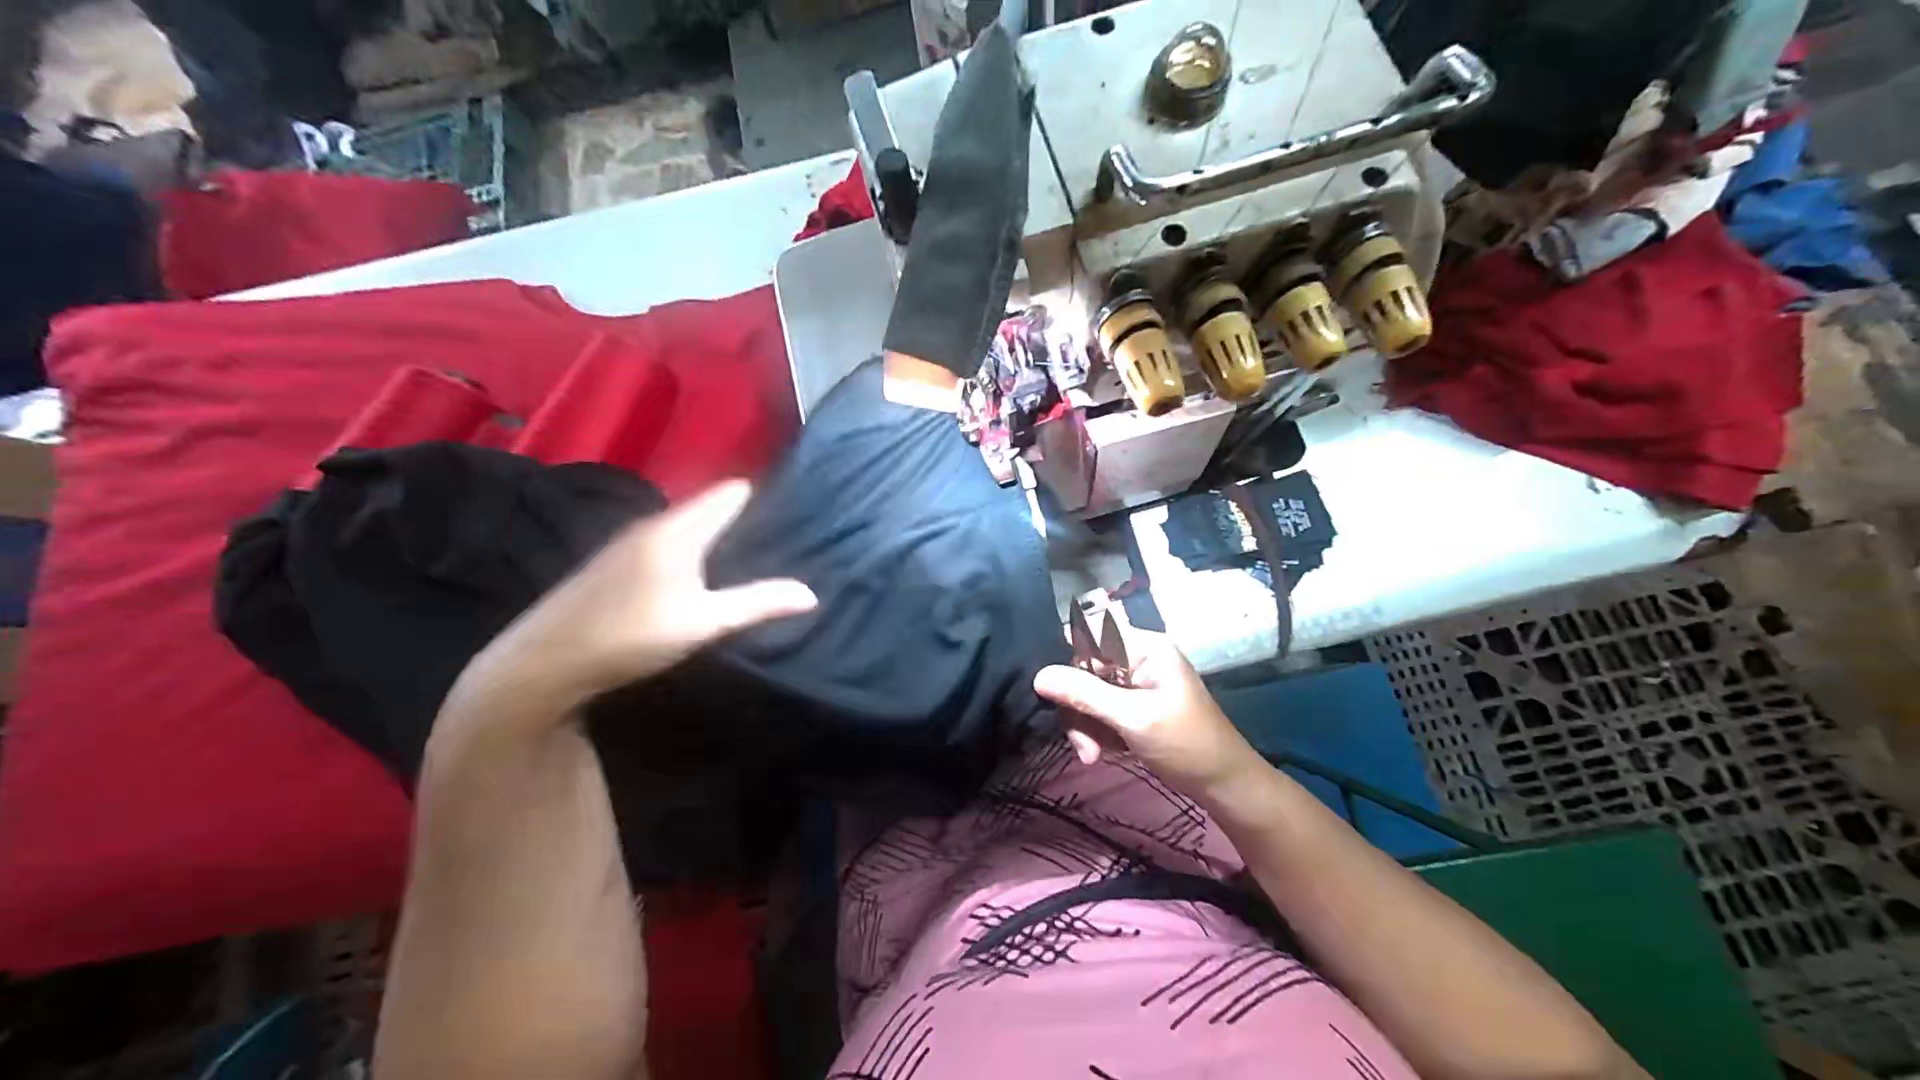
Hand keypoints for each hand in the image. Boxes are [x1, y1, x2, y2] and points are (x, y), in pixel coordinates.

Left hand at [464, 479, 816, 715]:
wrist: (541, 662)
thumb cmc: (629, 636)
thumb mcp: (702, 623)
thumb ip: (756, 603)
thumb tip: (811, 594)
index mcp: (677, 531)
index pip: (728, 494)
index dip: (759, 492)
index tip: (792, 496)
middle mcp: (651, 526)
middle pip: (705, 507)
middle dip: (739, 513)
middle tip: (777, 526)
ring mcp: (626, 543)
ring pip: (683, 524)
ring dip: (713, 530)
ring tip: (746, 544)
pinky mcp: (612, 564)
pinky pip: (664, 539)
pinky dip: (689, 545)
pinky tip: (695, 569)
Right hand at [1033, 628, 1264, 800]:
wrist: (1224, 785)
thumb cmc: (1186, 745)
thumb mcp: (1133, 719)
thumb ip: (1085, 695)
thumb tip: (1038, 676)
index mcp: (1144, 647)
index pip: (1089, 636)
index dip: (1070, 664)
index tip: (1059, 697)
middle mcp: (1136, 657)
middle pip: (1083, 669)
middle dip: (1078, 708)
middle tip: (1085, 748)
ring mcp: (1134, 681)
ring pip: (1086, 692)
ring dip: (1085, 726)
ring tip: (1094, 756)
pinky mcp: (1132, 703)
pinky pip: (1098, 708)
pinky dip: (1097, 731)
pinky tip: (1105, 752)